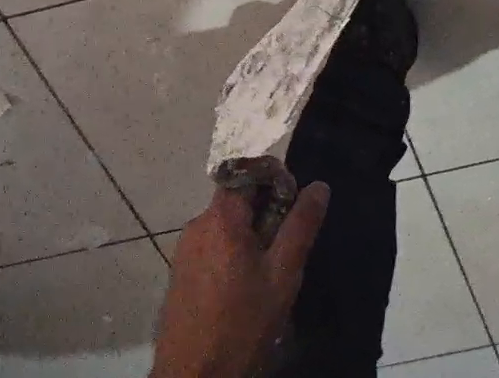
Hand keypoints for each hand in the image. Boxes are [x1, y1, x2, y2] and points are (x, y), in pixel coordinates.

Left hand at [149, 182, 329, 377]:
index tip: (295, 207)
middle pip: (237, 200)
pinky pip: (212, 247)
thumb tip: (319, 186)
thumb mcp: (283, 274)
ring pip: (225, 225)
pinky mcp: (180, 274)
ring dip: (250, 235)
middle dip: (266, 213)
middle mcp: (196, 226)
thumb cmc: (242, 324)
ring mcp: (184, 251)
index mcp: (220, 219)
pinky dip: (232, 254)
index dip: (275, 181)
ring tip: (269, 270)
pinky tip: (245, 287)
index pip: (248, 174)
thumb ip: (301, 225)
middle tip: (287, 246)